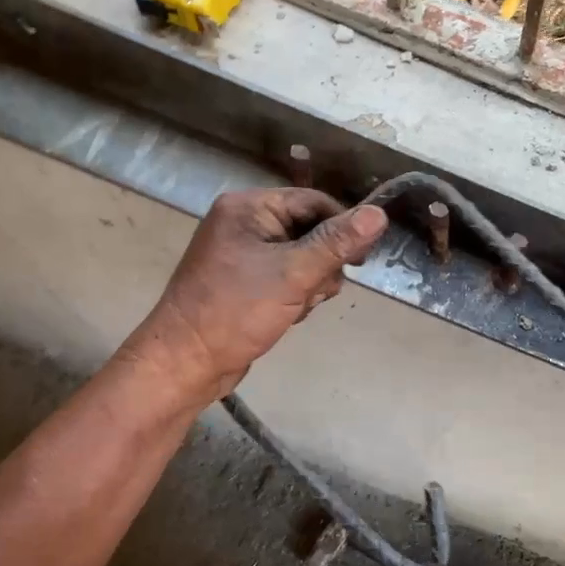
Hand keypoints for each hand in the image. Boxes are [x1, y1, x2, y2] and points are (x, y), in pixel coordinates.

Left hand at [120, 189, 388, 398]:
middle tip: (316, 289)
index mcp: (248, 207)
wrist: (185, 363)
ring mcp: (243, 252)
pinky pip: (288, 276)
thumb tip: (379, 214)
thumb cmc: (235, 311)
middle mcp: (244, 222)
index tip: (360, 260)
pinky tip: (289, 314)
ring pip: (305, 257)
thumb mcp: (294, 274)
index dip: (343, 228)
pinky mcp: (246, 279)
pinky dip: (297, 294)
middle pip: (312, 230)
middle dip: (323, 264)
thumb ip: (338, 243)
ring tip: (297, 306)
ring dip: (312, 283)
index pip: (315, 202)